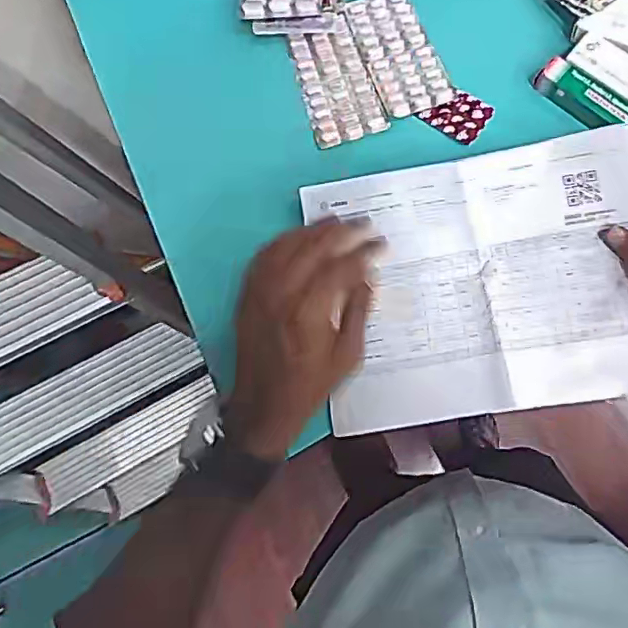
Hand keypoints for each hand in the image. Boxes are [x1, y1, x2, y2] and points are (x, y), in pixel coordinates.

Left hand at [226, 217, 383, 458]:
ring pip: (287, 246)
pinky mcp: (248, 295)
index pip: (341, 267)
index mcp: (309, 313)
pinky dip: (284, 241)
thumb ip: (358, 311)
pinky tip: (299, 236)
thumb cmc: (309, 386)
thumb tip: (366, 277)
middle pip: (314, 248)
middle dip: (343, 232)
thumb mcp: (348, 354)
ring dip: (313, 229)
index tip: (379, 245)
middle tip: (363, 224)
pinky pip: (264, 256)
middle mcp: (282, 296)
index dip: (363, 252)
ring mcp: (261, 293)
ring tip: (335, 221)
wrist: (263, 406)